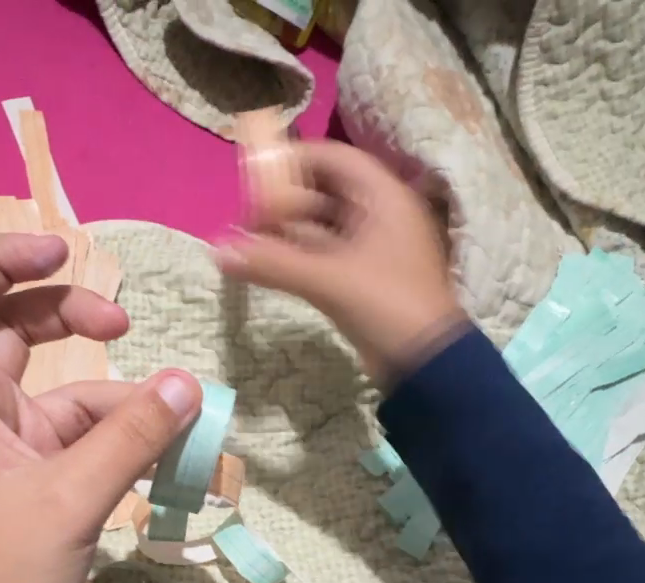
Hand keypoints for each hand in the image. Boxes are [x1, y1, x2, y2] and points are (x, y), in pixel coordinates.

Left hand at [0, 233, 202, 582]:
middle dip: (66, 317)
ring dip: (114, 398)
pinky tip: (163, 457)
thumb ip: (129, 439)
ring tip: (173, 420)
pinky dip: (121, 441)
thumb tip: (187, 383)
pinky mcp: (38, 488)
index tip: (64, 253)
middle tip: (122, 326)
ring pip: (62, 394)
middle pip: (10, 333)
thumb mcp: (68, 503)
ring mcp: (10, 454)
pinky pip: (83, 443)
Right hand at [215, 139, 465, 388]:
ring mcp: (370, 248)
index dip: (292, 162)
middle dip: (282, 201)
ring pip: (321, 226)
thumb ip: (272, 263)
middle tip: (246, 219)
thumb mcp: (328, 280)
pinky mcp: (361, 278)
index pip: (332, 158)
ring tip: (248, 242)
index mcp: (383, 197)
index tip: (254, 179)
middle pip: (323, 191)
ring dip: (285, 232)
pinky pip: (323, 255)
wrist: (426, 362)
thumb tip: (218, 250)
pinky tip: (265, 265)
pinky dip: (296, 257)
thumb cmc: (386, 306)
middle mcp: (378, 214)